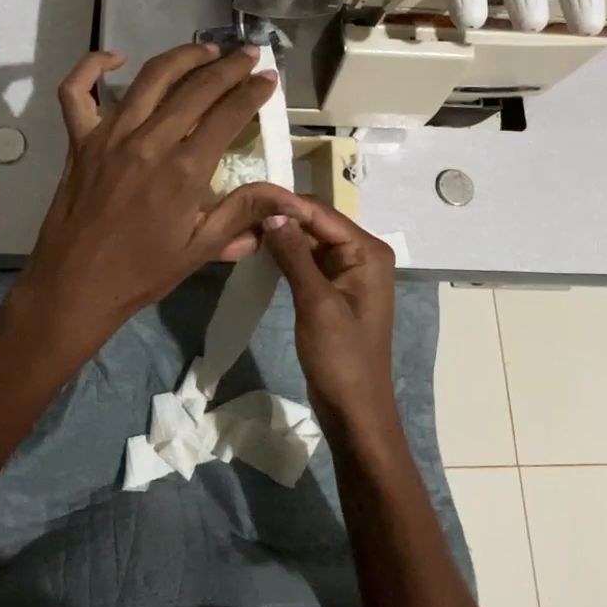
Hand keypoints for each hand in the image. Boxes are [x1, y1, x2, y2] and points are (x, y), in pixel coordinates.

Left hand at [15, 43, 308, 348]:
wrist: (74, 286)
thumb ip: (243, 212)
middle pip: (196, 87)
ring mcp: (109, 135)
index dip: (253, 91)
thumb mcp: (200, 248)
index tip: (270, 76)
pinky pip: (77, 90)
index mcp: (183, 170)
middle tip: (248, 54)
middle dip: (228, 66)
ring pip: (149, 77)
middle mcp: (148, 141)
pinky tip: (116, 59)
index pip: (228, 114)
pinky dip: (93, 65)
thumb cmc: (142, 272)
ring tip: (205, 50)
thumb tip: (289, 197)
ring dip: (182, 57)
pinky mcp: (79, 138)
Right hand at [264, 197, 399, 428]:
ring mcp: (348, 272)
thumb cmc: (340, 357)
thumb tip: (272, 214)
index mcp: (368, 252)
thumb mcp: (316, 303)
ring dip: (280, 237)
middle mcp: (362, 254)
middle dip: (281, 219)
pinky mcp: (333, 289)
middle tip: (239, 214)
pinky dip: (285, 256)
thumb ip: (295, 255)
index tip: (247, 197)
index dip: (286, 204)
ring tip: (242, 229)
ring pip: (309, 241)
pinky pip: (307, 261)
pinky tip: (259, 252)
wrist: (353, 410)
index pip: (322, 213)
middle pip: (316, 223)